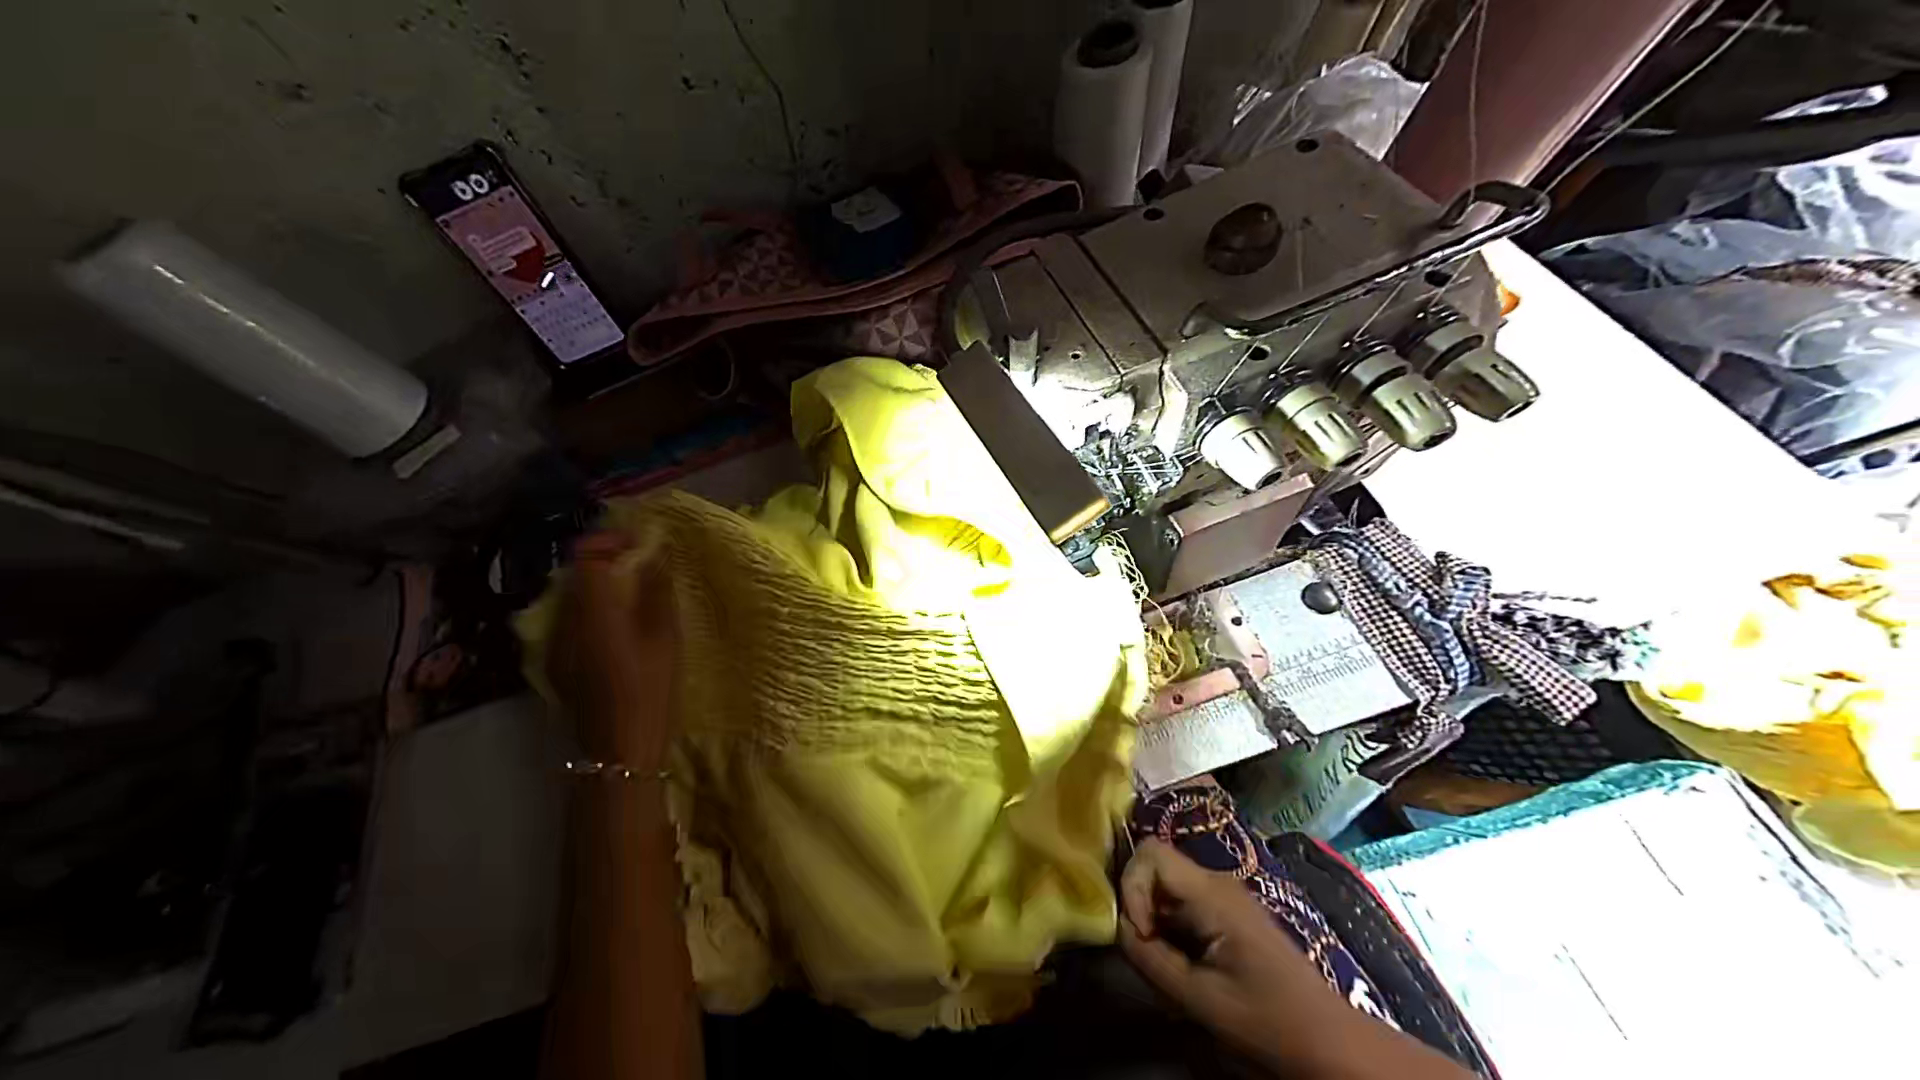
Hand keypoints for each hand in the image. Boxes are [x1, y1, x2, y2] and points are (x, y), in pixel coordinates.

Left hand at [546, 530, 676, 770]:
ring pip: (573, 598)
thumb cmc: (649, 689)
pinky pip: (572, 621)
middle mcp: (565, 620)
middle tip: (640, 565)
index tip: (639, 543)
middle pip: (577, 575)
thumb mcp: (665, 636)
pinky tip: (616, 627)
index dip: (610, 541)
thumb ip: (657, 590)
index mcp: (592, 609)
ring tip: (632, 594)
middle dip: (606, 562)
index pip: (587, 556)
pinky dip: (592, 610)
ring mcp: (557, 643)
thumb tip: (655, 554)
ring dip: (599, 587)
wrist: (618, 748)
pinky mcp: (559, 663)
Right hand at [1119, 839, 1352, 1071]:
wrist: (1329, 1042)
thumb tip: (1119, 928)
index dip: (1132, 886)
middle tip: (1147, 951)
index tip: (1142, 934)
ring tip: (1163, 961)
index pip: (1150, 851)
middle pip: (1155, 866)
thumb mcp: (1199, 997)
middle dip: (1138, 904)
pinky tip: (1181, 961)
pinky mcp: (1227, 911)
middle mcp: (1216, 881)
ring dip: (1152, 917)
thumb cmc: (1267, 1020)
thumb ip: (1150, 958)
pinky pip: (1181, 901)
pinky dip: (1167, 924)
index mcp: (1212, 892)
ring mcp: (1223, 894)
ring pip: (1165, 884)